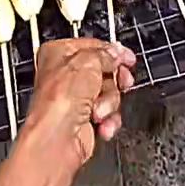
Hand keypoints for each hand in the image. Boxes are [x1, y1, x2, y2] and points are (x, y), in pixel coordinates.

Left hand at [18, 39, 136, 168]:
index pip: (93, 47)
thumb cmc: (60, 99)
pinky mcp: (84, 120)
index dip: (112, 52)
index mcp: (59, 54)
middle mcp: (65, 76)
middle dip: (115, 80)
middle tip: (124, 81)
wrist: (57, 138)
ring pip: (108, 93)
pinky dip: (109, 119)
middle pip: (103, 71)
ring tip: (99, 108)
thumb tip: (115, 53)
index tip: (127, 58)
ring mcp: (74, 100)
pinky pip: (108, 113)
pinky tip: (101, 122)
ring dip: (110, 102)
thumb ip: (107, 54)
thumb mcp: (89, 62)